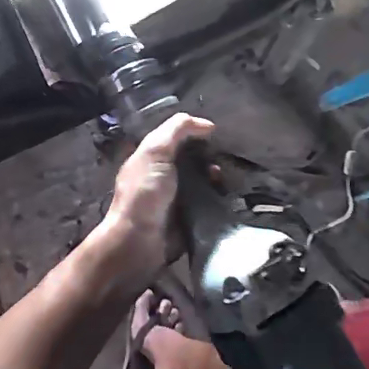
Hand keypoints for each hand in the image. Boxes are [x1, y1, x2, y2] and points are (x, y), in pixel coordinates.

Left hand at [89, 113, 213, 291]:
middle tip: (229, 156)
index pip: (179, 136)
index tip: (218, 133)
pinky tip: (228, 193)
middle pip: (195, 156)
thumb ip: (177, 130)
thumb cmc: (144, 193)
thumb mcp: (155, 152)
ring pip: (205, 179)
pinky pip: (209, 201)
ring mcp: (178, 196)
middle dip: (212, 155)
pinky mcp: (190, 216)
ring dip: (218, 177)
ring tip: (230, 177)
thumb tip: (208, 124)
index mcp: (152, 155)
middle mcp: (165, 173)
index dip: (197, 132)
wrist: (139, 243)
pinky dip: (219, 196)